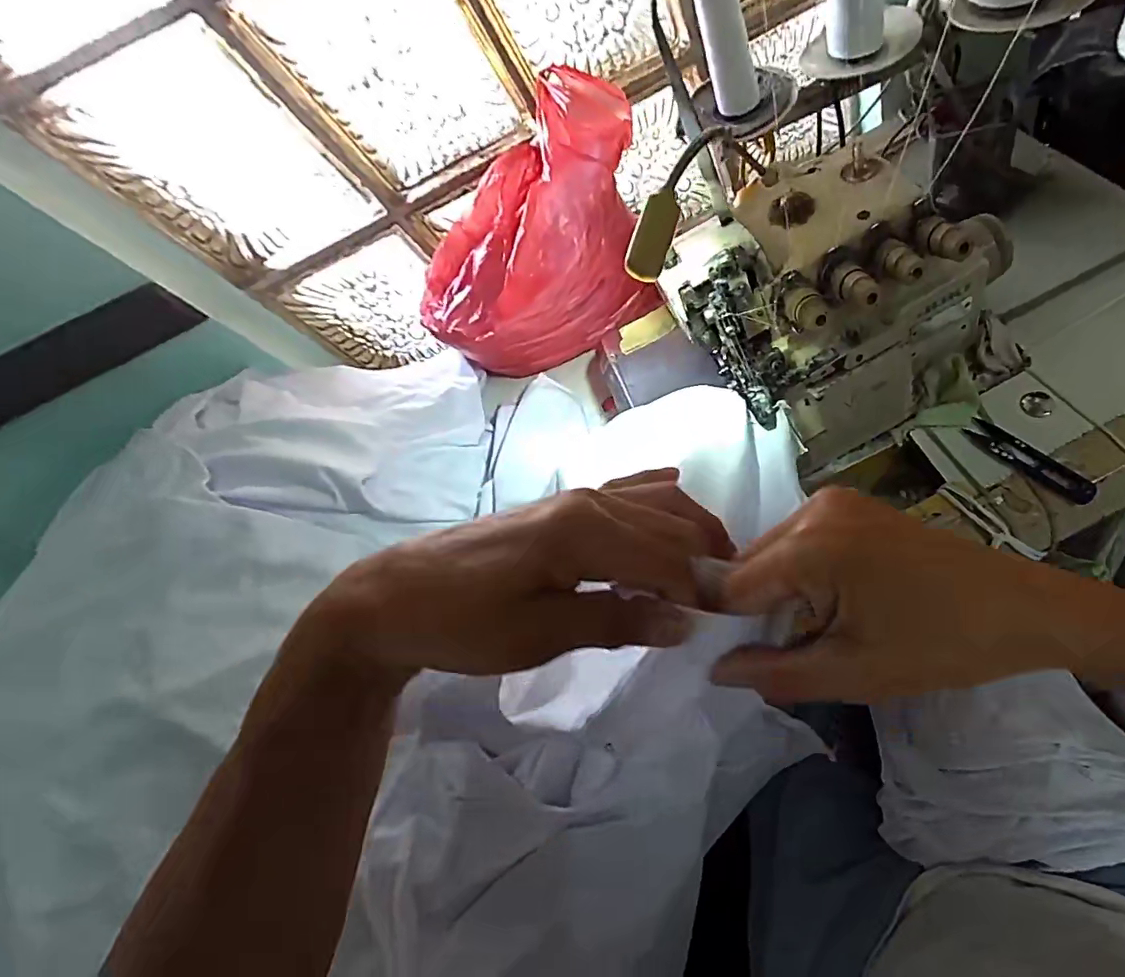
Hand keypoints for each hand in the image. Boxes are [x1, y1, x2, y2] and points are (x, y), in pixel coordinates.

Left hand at [297, 469, 732, 687]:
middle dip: (705, 559)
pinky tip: (674, 490)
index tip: (723, 626)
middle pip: (669, 525)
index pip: (668, 559)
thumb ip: (617, 620)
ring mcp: (573, 497)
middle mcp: (588, 501)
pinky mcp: (559, 506)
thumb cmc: (464, 624)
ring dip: (688, 530)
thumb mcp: (540, 634)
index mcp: (586, 530)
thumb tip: (685, 622)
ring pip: (652, 502)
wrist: (395, 598)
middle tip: (729, 601)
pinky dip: (655, 497)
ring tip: (715, 564)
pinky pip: (622, 491)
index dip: (701, 592)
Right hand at [710, 488, 1117, 701]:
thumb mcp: (853, 672)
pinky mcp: (852, 505)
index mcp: (810, 545)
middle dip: (754, 610)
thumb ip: (775, 673)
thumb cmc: (941, 645)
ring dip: (777, 593)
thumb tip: (717, 671)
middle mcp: (814, 509)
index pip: (732, 586)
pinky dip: (800, 574)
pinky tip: (829, 604)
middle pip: (749, 564)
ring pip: (773, 552)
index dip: (725, 627)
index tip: (731, 661)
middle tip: (781, 653)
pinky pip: (800, 541)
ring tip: (811, 632)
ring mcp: (834, 501)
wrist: (1022, 608)